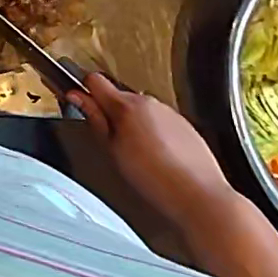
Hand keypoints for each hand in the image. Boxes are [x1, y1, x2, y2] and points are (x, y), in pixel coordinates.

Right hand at [68, 73, 238, 230]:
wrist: (200, 196)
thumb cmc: (156, 180)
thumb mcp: (113, 151)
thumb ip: (94, 119)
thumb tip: (78, 98)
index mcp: (126, 106)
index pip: (95, 80)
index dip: (85, 92)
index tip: (83, 105)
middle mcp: (148, 101)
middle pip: (119, 97)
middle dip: (112, 115)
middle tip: (114, 145)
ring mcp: (168, 111)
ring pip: (140, 110)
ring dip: (134, 125)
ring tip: (139, 157)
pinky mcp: (184, 123)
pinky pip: (160, 121)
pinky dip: (155, 134)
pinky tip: (158, 159)